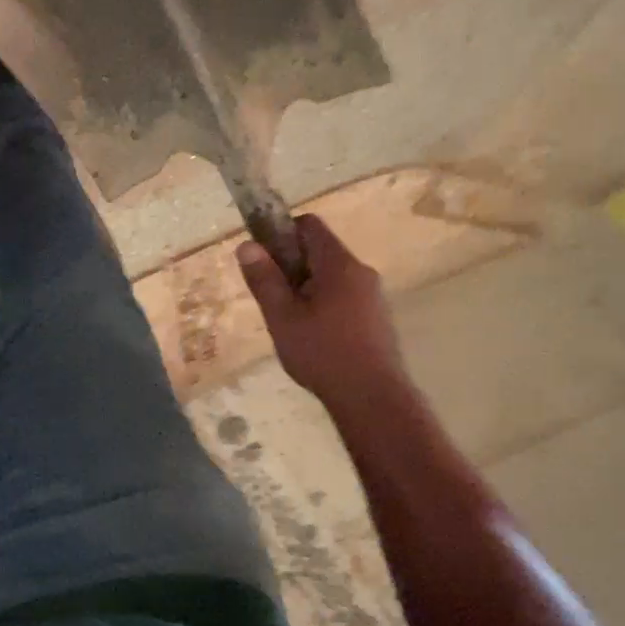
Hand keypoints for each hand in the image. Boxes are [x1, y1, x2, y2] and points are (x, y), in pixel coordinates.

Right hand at [237, 215, 404, 400]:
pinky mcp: (378, 318)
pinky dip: (324, 305)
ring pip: (331, 277)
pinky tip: (313, 337)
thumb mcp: (282, 317)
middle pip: (320, 252)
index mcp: (339, 265)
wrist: (373, 399)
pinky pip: (344, 297)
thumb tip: (247, 245)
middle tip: (272, 298)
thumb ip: (264, 279)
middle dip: (290, 266)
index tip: (263, 259)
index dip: (281, 233)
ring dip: (306, 289)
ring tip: (290, 323)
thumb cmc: (322, 353)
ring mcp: (374, 296)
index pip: (309, 225)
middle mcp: (361, 272)